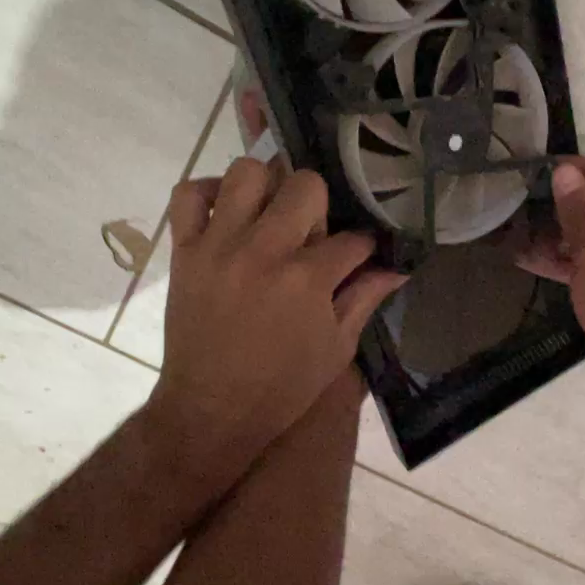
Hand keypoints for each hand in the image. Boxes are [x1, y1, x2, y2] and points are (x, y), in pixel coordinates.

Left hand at [148, 158, 405, 466]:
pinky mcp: (185, 251)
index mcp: (307, 279)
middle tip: (313, 233)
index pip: (352, 238)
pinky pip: (187, 195)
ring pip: (247, 172)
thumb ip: (365, 299)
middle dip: (320, 205)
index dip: (364, 246)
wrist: (213, 412)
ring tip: (270, 216)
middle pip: (304, 185)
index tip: (362, 255)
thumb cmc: (283, 387)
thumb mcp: (336, 348)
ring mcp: (219, 246)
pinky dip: (208, 192)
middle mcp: (264, 250)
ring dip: (267, 188)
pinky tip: (228, 212)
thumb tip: (399, 268)